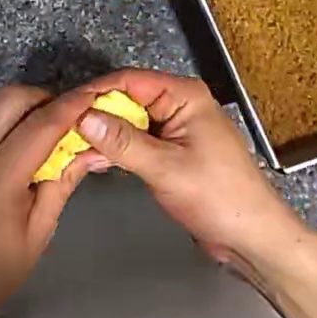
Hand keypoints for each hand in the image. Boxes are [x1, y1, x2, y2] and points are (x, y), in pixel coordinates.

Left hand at [0, 84, 98, 317]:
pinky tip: (32, 142)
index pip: (41, 125)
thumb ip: (63, 182)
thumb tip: (96, 149)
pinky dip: (15, 119)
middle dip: (47, 97)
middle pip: (14, 98)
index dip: (72, 106)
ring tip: (56, 130)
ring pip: (0, 105)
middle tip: (74, 116)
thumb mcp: (39, 230)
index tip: (97, 96)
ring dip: (30, 106)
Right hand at [73, 69, 305, 270]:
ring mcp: (175, 126)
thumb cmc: (220, 198)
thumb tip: (83, 118)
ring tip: (73, 145)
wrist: (253, 238)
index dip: (94, 92)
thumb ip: (122, 142)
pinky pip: (137, 138)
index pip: (128, 80)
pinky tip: (95, 159)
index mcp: (184, 95)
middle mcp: (179, 103)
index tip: (65, 108)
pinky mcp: (171, 148)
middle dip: (96, 113)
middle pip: (126, 97)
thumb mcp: (165, 168)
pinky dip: (117, 147)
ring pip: (128, 119)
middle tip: (63, 129)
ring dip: (104, 132)